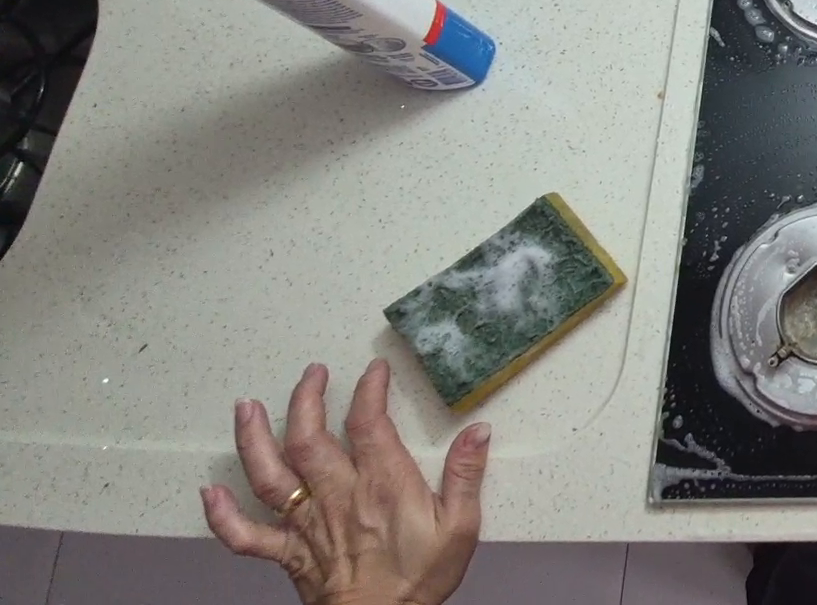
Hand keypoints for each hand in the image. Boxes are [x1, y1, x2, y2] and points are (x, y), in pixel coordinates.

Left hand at [200, 360, 490, 604]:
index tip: (374, 368)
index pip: (369, 425)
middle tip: (312, 371)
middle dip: (305, 401)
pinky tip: (209, 491)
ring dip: (253, 440)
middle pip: (309, 441)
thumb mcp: (462, 525)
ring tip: (245, 407)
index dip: (369, 391)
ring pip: (269, 477)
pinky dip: (221, 514)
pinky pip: (245, 535)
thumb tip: (479, 429)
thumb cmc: (422, 578)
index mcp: (383, 486)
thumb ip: (466, 475)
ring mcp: (307, 526)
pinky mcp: (289, 555)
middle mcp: (338, 498)